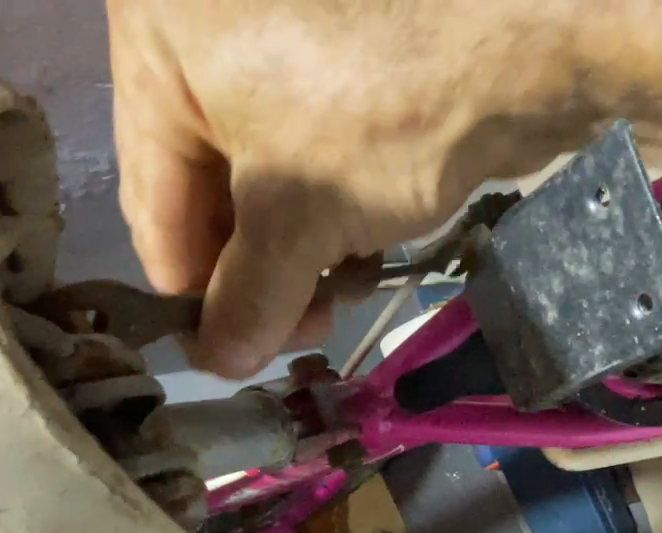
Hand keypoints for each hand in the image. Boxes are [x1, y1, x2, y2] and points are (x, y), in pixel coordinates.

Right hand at [107, 0, 608, 377]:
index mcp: (155, 44)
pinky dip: (331, 225)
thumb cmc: (376, 123)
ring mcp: (277, 58)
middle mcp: (204, 39)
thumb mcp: (297, 217)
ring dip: (301, 260)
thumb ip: (249, 295)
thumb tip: (217, 364)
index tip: (228, 356)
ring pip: (268, 194)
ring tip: (338, 297)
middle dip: (259, 277)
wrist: (508, 62)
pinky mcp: (340, 84)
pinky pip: (313, 175)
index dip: (191, 292)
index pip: (152, 199)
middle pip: (211, 198)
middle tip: (303, 332)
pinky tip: (361, 258)